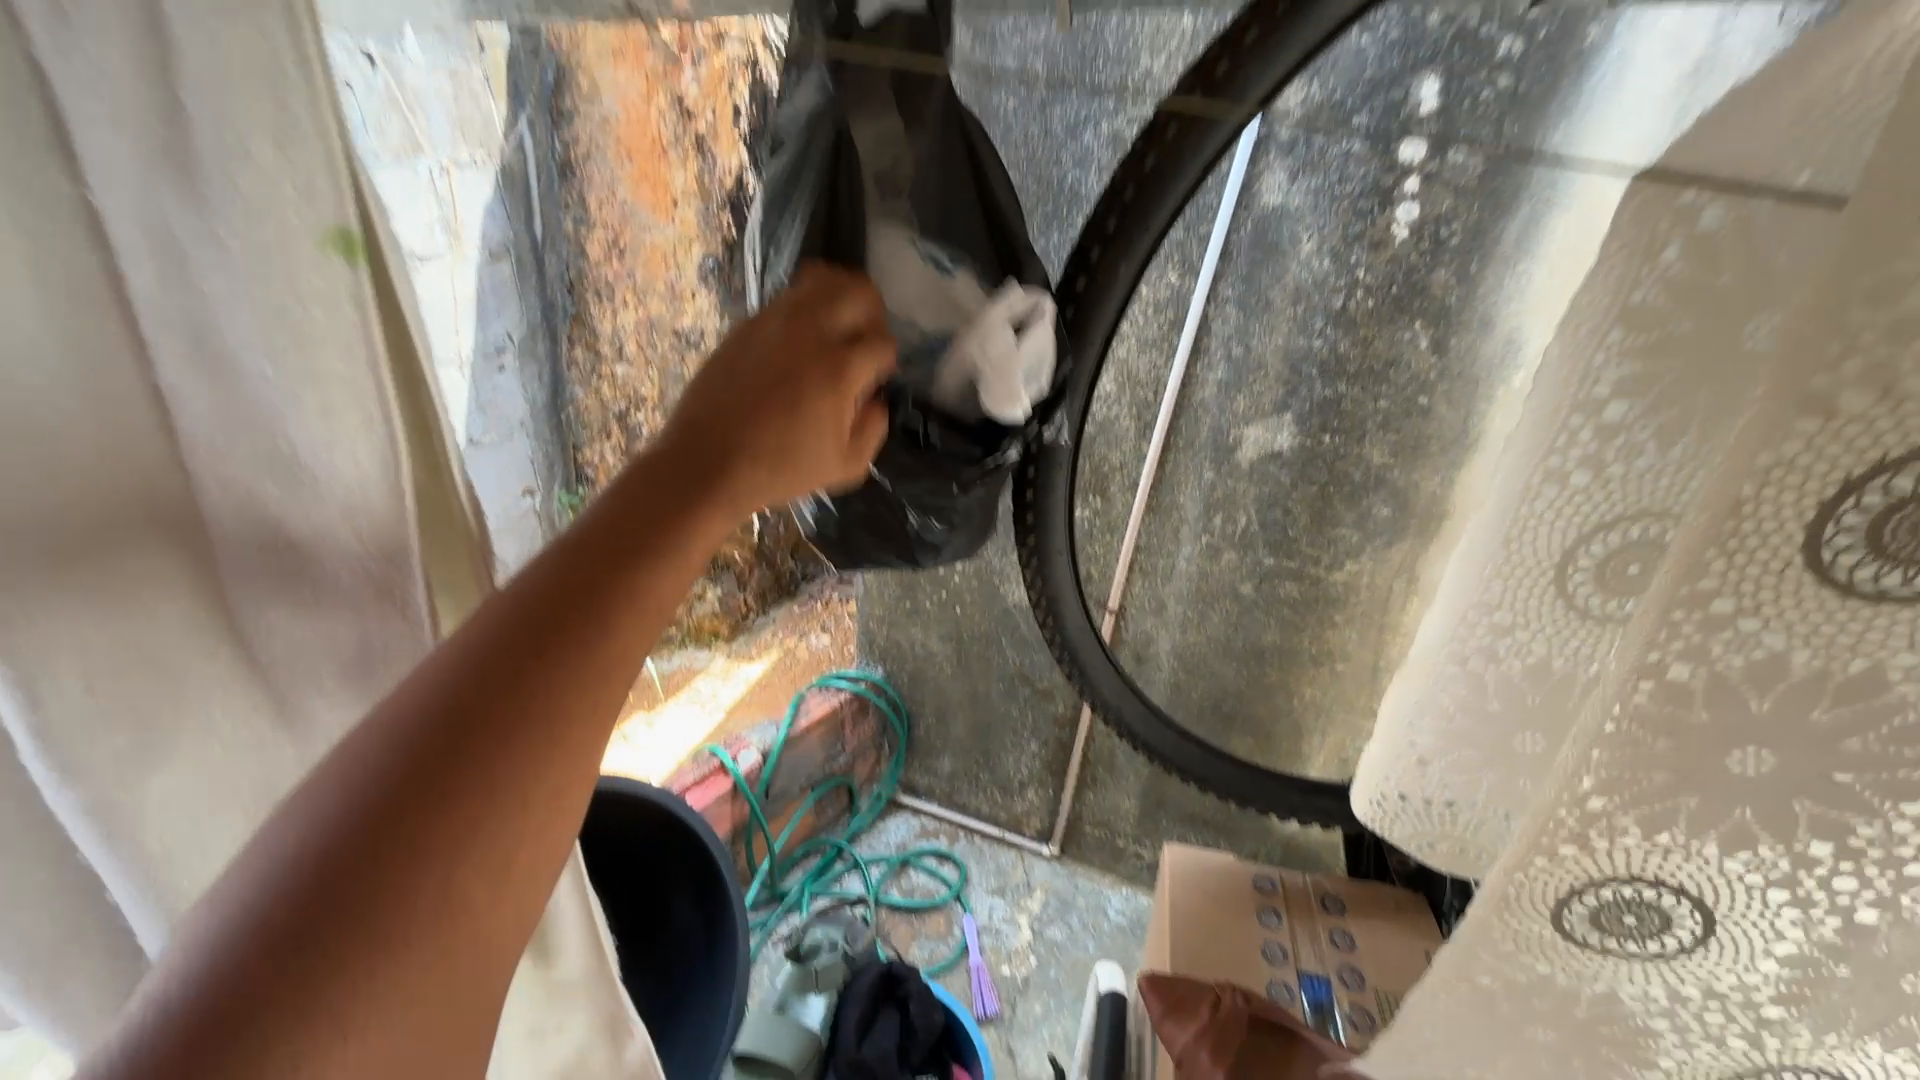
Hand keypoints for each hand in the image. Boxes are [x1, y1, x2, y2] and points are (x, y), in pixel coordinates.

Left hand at [657, 263, 896, 516]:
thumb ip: (874, 428)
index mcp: (839, 368)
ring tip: (835, 329)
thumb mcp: (846, 465)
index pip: (883, 342)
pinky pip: (788, 298)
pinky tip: (798, 342)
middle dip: (873, 314)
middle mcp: (811, 332)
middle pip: (860, 291)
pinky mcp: (747, 323)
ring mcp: (775, 321)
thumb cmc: (781, 468)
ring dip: (839, 299)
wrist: (709, 461)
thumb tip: (876, 400)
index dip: (887, 361)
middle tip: (865, 340)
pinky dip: (805, 310)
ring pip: (822, 280)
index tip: (876, 379)